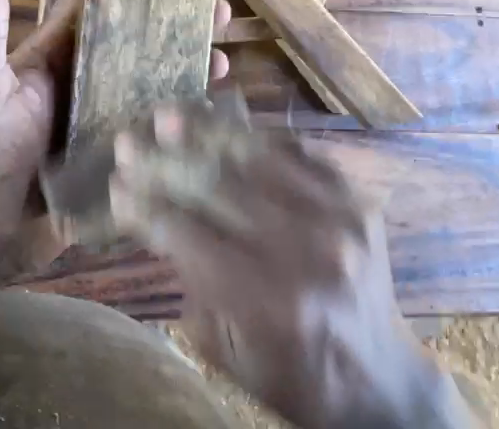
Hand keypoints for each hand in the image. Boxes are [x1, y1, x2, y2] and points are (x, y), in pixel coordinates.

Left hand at [0, 0, 231, 265]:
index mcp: (54, 53)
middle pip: (137, 39)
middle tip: (219, 10)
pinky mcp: (121, 154)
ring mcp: (106, 117)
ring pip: (155, 81)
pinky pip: (158, 128)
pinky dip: (185, 117)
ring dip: (188, 66)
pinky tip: (216, 113)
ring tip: (224, 59)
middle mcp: (85, 78)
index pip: (94, 4)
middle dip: (175, 22)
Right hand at [109, 106, 470, 428]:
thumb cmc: (292, 375)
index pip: (188, 234)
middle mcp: (309, 251)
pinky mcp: (356, 199)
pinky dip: (252, 138)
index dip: (145, 205)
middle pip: (216, 186)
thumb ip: (192, 278)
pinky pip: (295, 151)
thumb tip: (153, 210)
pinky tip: (220, 126)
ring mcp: (339, 217)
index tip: (115, 186)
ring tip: (166, 114)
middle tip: (126, 141)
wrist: (382, 383)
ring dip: (202, 132)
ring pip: (254, 156)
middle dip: (162, 162)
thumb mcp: (227, 348)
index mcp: (271, 302)